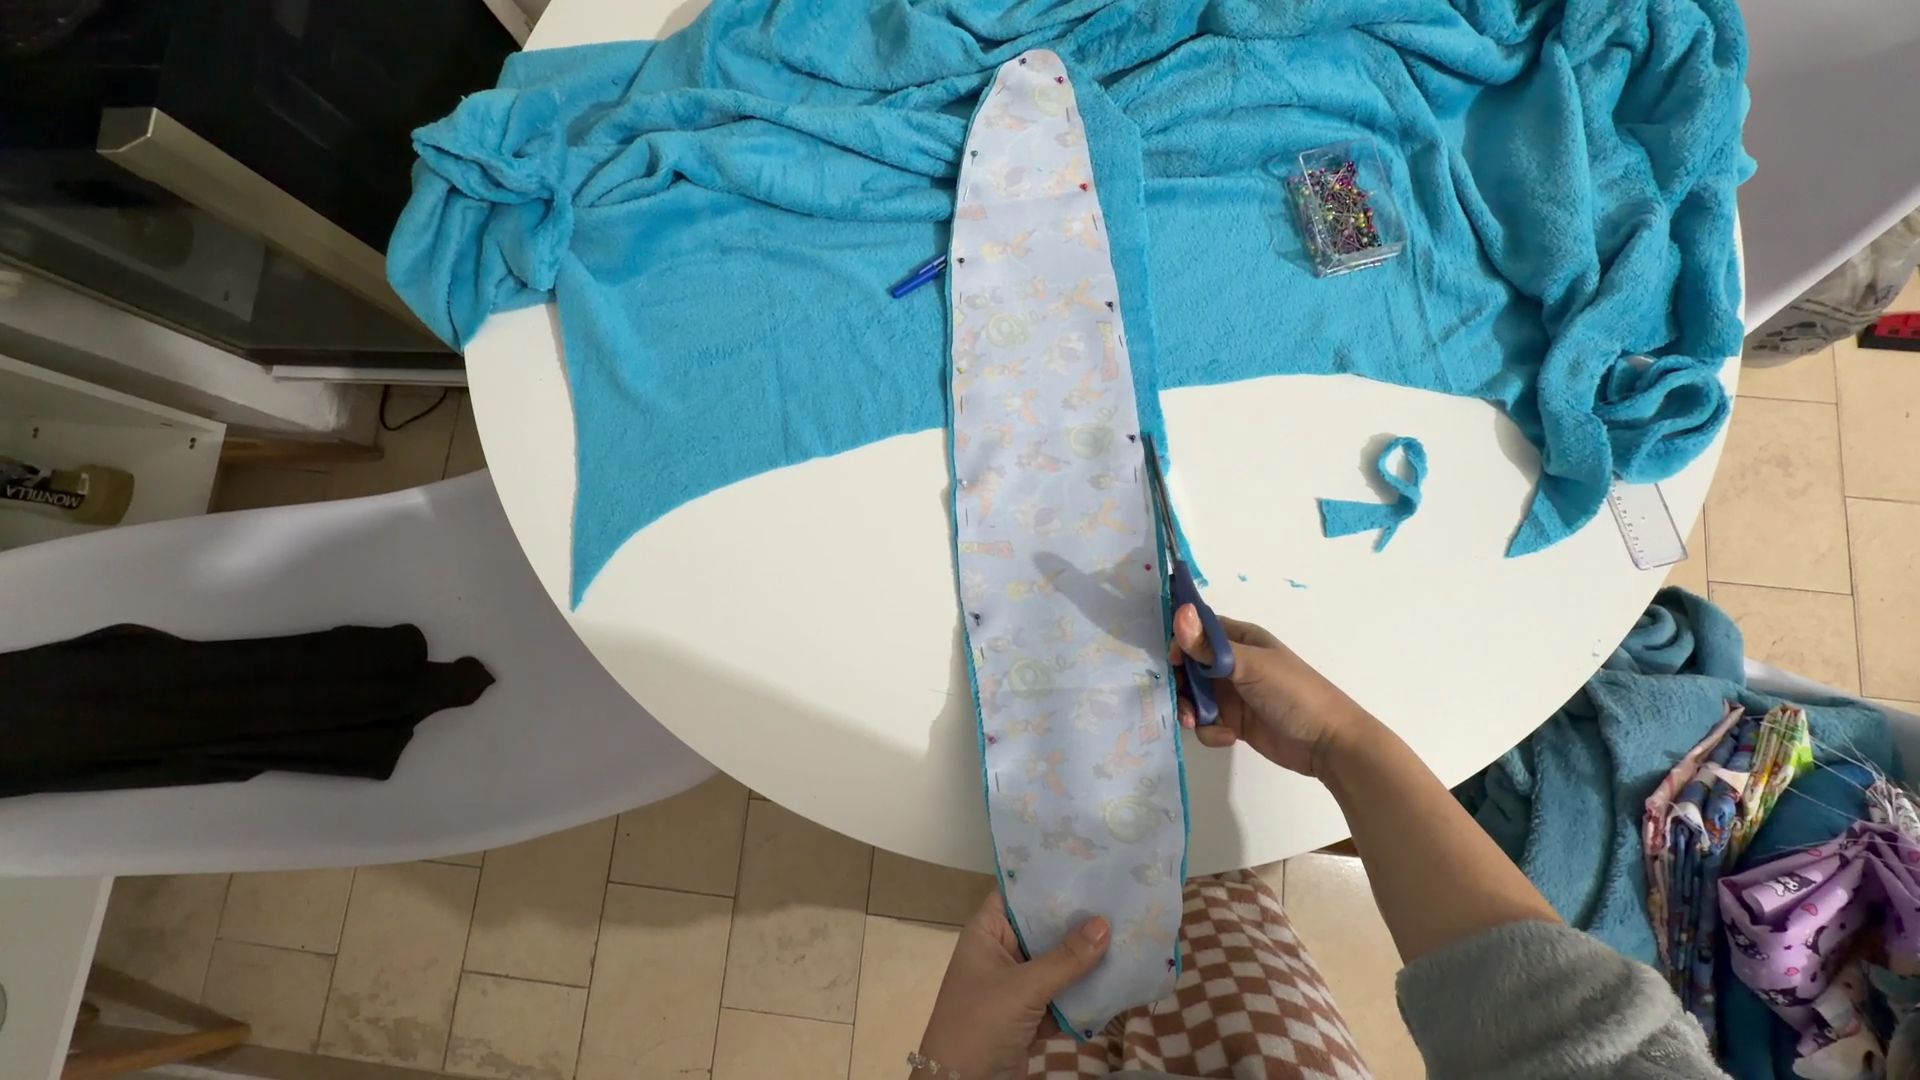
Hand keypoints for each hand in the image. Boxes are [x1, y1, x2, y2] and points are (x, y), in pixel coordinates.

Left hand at [914, 890, 1108, 1079]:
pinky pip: (1061, 994)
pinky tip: (1115, 979)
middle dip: (1075, 920)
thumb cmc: (980, 1023)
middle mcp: (1001, 950)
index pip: (1018, 893)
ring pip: (1055, 962)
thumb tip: (1104, 923)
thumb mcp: (1023, 988)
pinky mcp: (1029, 1014)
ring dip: (1084, 957)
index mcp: (987, 931)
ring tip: (1125, 934)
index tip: (1085, 864)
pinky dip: (1082, 992)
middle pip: (1042, 927)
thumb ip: (1065, 959)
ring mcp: (1015, 983)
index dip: (1047, 879)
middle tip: (1116, 898)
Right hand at [1170, 604, 1373, 776]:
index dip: (1181, 642)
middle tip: (1179, 696)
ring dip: (1189, 709)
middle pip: (1189, 666)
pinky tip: (1227, 736)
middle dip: (1180, 683)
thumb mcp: (1250, 666)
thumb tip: (1180, 612)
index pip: (1198, 631)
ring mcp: (1231, 694)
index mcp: (1240, 640)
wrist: (1328, 744)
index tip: (1172, 660)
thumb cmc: (1294, 693)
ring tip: (1197, 721)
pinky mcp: (1232, 722)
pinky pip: (1205, 722)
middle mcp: (1232, 664)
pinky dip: (1210, 729)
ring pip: (1192, 696)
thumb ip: (1210, 646)